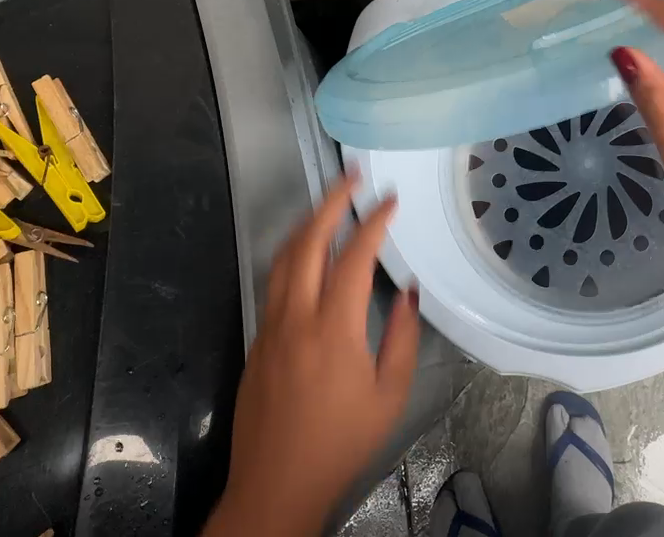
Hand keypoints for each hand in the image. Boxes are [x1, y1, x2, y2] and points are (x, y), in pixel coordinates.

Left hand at [205, 179, 419, 536]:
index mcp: (333, 330)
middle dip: (330, 202)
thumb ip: (402, 337)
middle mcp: (295, 318)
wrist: (274, 487)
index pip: (354, 257)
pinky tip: (308, 251)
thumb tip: (406, 291)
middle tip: (351, 176)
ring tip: (329, 202)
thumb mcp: (389, 395)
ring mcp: (270, 327)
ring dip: (307, 223)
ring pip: (282, 258)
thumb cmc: (340, 443)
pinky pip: (274, 281)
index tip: (390, 199)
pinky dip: (293, 252)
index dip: (374, 222)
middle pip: (308, 242)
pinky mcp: (256, 340)